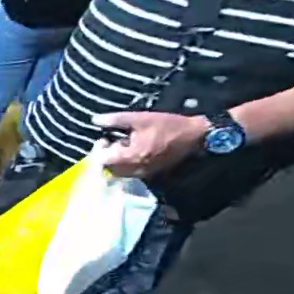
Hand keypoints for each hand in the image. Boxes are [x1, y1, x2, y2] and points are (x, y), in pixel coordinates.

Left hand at [91, 111, 207, 176]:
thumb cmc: (169, 126)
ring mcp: (142, 174)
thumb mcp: (140, 119)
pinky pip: (130, 172)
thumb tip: (95, 120)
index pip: (101, 159)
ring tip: (126, 146)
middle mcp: (133, 169)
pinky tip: (135, 152)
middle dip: (107, 154)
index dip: (99, 148)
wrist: (198, 136)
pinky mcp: (150, 174)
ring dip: (116, 160)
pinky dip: (127, 164)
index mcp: (129, 157)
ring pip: (117, 171)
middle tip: (115, 141)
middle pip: (107, 167)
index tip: (106, 138)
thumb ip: (115, 120)